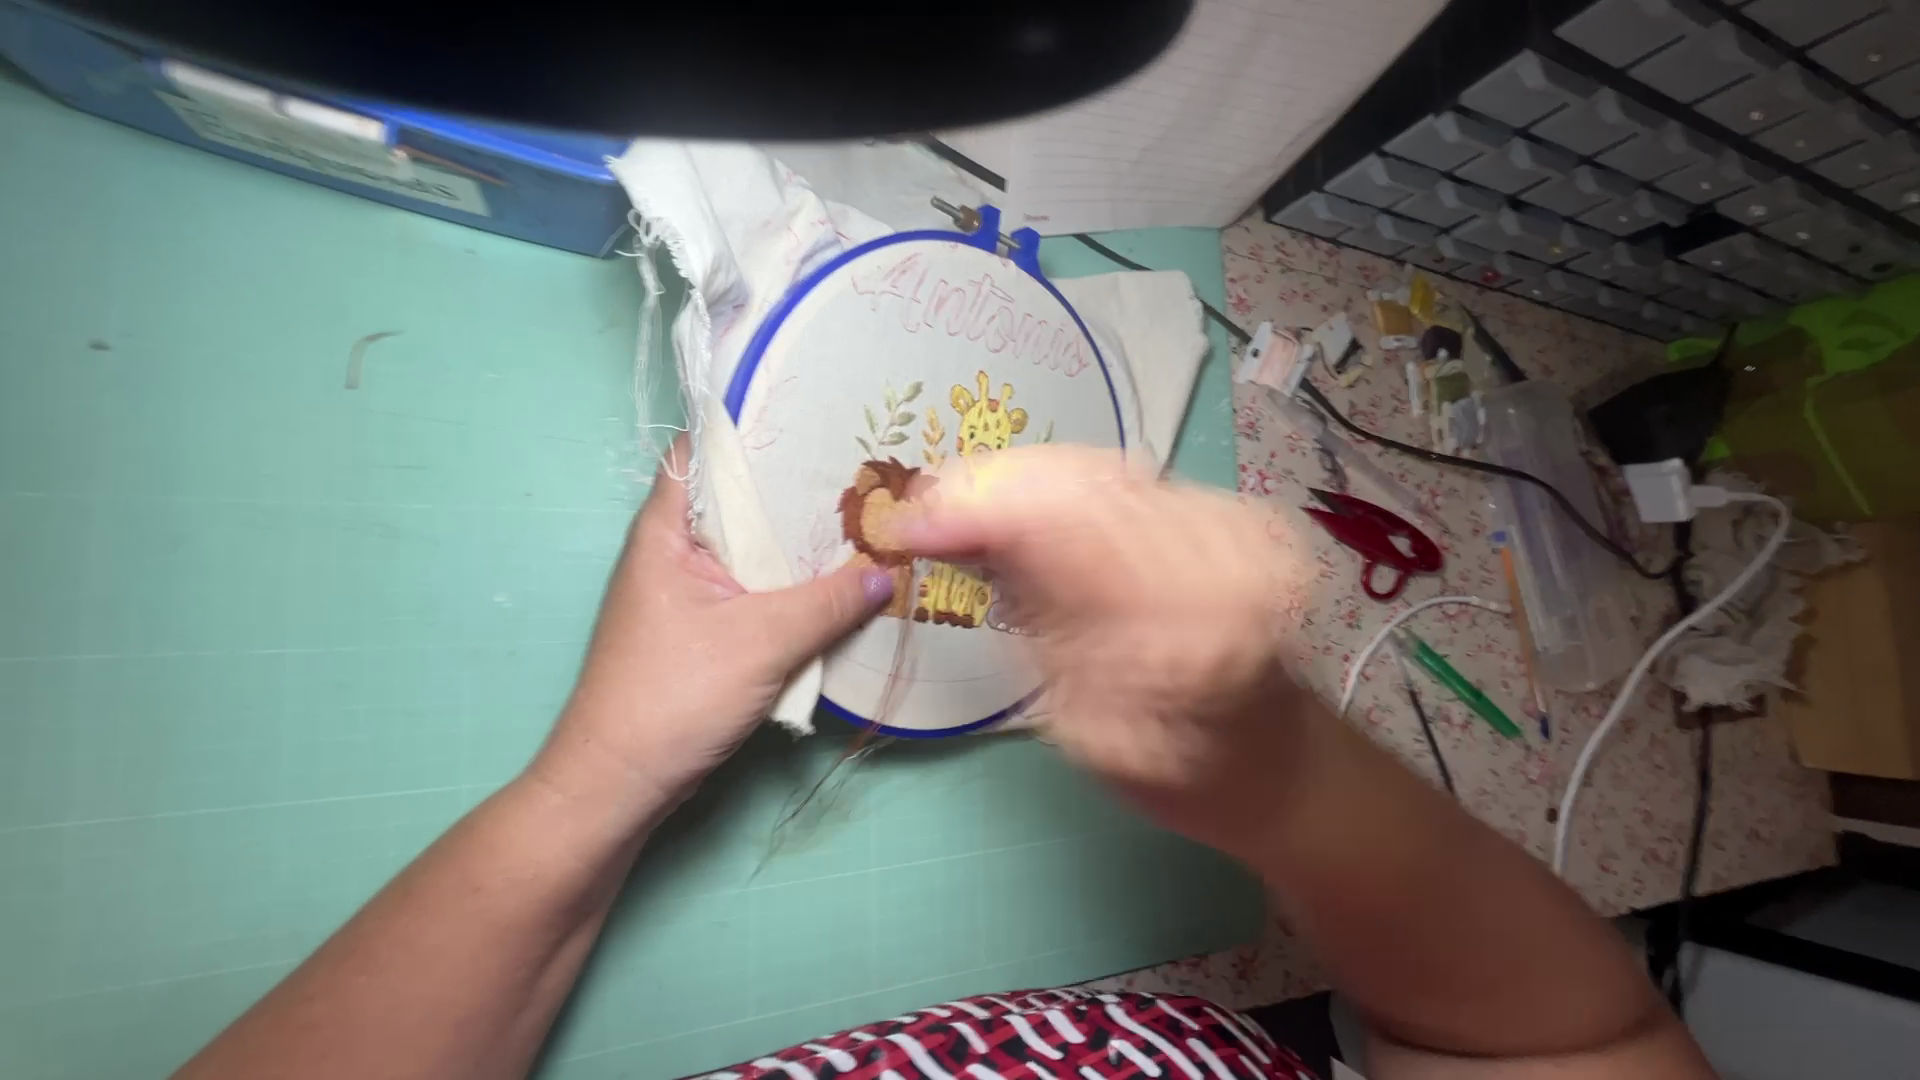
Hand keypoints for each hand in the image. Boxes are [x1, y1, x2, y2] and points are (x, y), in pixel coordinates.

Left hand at [532, 438, 894, 813]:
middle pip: (739, 502)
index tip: (816, 420)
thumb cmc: (674, 695)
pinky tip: (839, 581)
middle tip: (861, 471)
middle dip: (796, 490)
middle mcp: (675, 551)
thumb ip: (828, 603)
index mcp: (667, 531)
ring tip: (862, 519)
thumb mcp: (761, 642)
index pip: (704, 453)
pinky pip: (758, 589)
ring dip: (799, 543)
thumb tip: (886, 572)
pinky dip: (793, 584)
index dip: (755, 429)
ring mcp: (691, 591)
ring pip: (753, 550)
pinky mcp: (707, 628)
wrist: (621, 782)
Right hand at [901, 446, 1318, 859]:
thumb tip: (966, 539)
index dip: (974, 511)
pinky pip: (1127, 477)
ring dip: (1019, 482)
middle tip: (924, 506)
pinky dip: (1060, 486)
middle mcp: (1224, 553)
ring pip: (1099, 467)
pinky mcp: (1232, 514)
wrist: (1273, 764)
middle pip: (1079, 480)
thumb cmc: (1179, 776)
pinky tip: (1020, 505)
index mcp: (1189, 622)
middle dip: (989, 486)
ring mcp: (1236, 524)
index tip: (908, 523)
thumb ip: (1038, 621)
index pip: (1062, 526)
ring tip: (959, 504)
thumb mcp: (1088, 725)